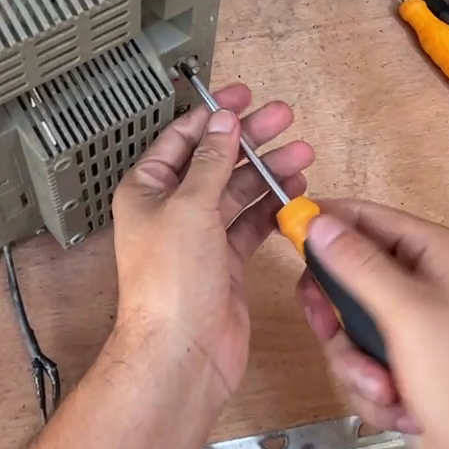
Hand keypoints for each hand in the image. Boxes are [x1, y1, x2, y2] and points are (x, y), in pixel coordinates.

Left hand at [109, 84, 312, 404]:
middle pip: (215, 159)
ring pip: (237, 189)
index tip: (242, 95)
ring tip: (300, 150)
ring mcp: (199, 234)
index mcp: (147, 189)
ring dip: (267, 170)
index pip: (183, 138)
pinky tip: (294, 190)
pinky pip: (251, 222)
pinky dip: (271, 206)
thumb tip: (223, 121)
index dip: (213, 114)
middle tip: (282, 116)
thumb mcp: (189, 208)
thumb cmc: (170, 281)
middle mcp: (172, 208)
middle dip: (249, 137)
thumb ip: (211, 162)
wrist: (183, 353)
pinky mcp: (225, 259)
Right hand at [297, 201, 448, 448]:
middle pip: (348, 273)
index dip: (326, 221)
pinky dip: (370, 385)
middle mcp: (421, 282)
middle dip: (337, 310)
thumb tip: (317, 219)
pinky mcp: (401, 365)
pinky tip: (398, 407)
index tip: (284, 228)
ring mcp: (411, 327)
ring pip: (347, 322)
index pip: (367, 217)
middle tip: (325, 325)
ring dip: (355, 359)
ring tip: (382, 385)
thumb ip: (358, 264)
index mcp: (434, 253)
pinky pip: (359, 358)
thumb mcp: (407, 314)